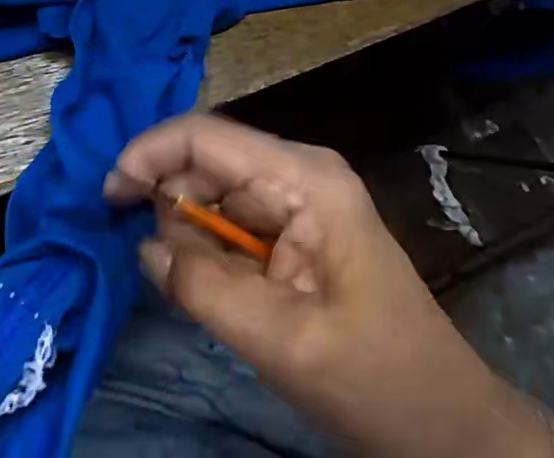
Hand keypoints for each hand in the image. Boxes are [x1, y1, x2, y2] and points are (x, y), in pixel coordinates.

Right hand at [105, 113, 553, 457]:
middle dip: (164, 195)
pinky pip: (230, 223)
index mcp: (304, 178)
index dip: (151, 152)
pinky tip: (203, 283)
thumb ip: (205, 288)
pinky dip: (203, 247)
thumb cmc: (376, 377)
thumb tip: (144, 246)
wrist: (444, 419)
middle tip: (141, 252)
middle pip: (208, 159)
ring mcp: (296, 201)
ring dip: (183, 228)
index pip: (208, 135)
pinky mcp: (293, 232)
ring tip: (184, 282)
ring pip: (214, 192)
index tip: (108, 196)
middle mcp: (297, 173)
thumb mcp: (283, 340)